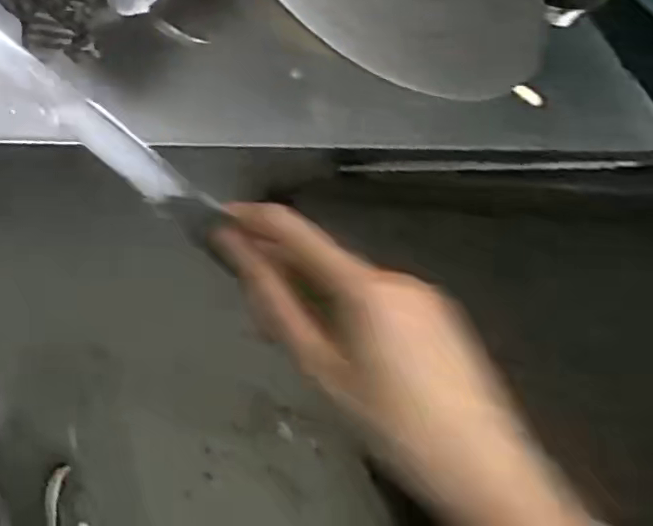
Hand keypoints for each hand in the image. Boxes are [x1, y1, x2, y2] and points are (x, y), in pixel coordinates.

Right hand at [215, 203, 587, 525]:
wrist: (495, 485)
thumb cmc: (389, 420)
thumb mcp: (312, 357)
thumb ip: (267, 293)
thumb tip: (227, 241)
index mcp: (363, 284)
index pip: (288, 225)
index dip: (243, 215)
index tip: (205, 218)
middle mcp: (394, 278)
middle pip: (313, 253)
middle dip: (272, 266)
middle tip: (248, 304)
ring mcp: (422, 298)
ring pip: (337, 274)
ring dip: (301, 287)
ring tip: (286, 333)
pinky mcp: (435, 318)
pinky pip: (365, 292)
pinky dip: (332, 301)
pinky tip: (328, 339)